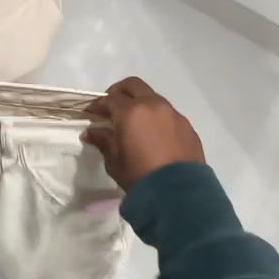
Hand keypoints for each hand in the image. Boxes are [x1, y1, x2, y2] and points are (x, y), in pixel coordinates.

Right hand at [82, 77, 204, 190]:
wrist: (177, 193)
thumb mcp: (114, 160)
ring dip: (140, 104)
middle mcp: (153, 105)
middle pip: (133, 86)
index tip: (91, 113)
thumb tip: (91, 132)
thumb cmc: (139, 175)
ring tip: (134, 123)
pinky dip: (156, 118)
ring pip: (152, 98)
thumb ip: (103, 141)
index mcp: (131, 112)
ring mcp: (173, 114)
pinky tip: (153, 136)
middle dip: (119, 92)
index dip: (98, 105)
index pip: (110, 99)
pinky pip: (167, 114)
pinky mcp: (187, 126)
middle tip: (112, 107)